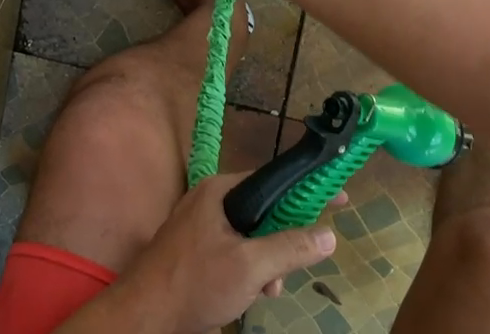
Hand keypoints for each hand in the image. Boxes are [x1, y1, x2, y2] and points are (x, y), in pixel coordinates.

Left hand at [113, 173, 337, 333]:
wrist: (150, 310)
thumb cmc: (197, 280)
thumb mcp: (251, 266)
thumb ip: (290, 248)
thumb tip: (328, 233)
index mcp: (220, 190)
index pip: (272, 179)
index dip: (305, 189)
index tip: (339, 198)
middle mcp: (211, 199)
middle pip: (266, 210)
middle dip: (284, 242)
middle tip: (290, 269)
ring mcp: (204, 224)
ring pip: (255, 235)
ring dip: (269, 263)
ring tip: (266, 289)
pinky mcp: (201, 248)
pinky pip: (239, 250)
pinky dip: (252, 270)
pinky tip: (252, 293)